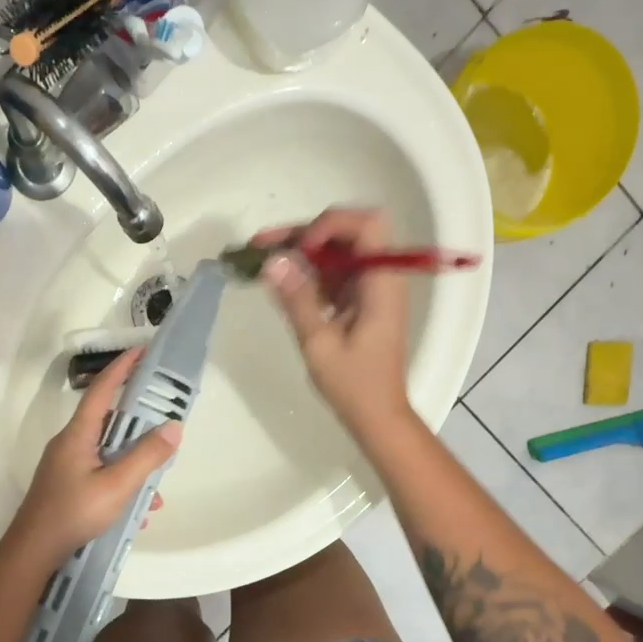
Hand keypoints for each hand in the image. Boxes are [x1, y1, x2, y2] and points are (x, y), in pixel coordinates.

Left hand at [8, 346, 182, 561]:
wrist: (34, 551)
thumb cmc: (73, 513)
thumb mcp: (117, 486)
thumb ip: (146, 457)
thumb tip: (173, 428)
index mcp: (78, 435)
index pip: (102, 390)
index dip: (122, 368)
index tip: (142, 350)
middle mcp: (70, 444)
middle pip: (109, 423)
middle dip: (139, 427)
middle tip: (164, 425)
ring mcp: (67, 467)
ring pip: (109, 455)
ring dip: (134, 469)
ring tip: (156, 493)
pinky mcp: (67, 487)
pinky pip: (102, 476)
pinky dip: (122, 487)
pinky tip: (138, 513)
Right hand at [254, 208, 413, 434]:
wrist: (377, 415)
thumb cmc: (354, 385)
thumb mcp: (319, 343)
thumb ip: (297, 299)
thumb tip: (273, 262)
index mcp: (381, 282)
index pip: (366, 226)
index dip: (329, 226)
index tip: (299, 250)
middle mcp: (380, 276)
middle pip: (347, 233)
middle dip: (305, 234)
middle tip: (263, 245)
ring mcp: (370, 288)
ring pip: (336, 252)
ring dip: (301, 251)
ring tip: (261, 258)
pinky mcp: (359, 302)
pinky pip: (333, 274)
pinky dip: (307, 273)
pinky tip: (279, 280)